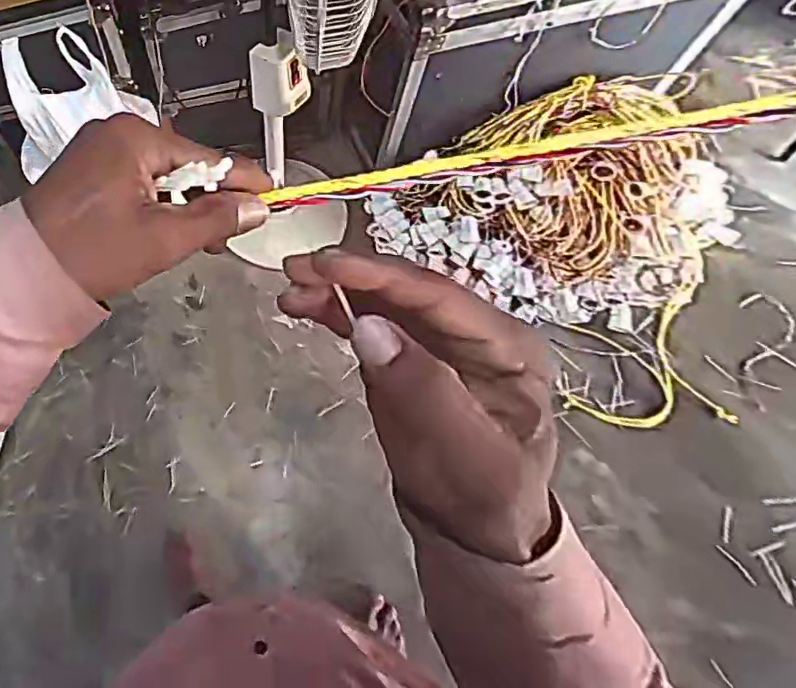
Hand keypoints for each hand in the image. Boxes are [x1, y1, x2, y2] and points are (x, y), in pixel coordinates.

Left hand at [22, 114, 271, 300]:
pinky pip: (135, 177)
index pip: (204, 157)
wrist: (25, 272)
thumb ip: (215, 218)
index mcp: (133, 137)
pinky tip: (164, 226)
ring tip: (196, 238)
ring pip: (160, 172)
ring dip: (181, 203)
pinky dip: (154, 200)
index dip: (240, 180)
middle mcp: (114, 131)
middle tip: (225, 233)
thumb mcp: (162, 238)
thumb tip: (254, 207)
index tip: (269, 192)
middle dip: (206, 198)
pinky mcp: (87, 167)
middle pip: (182, 162)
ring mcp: (97, 147)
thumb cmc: (90, 252)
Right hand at [278, 249, 557, 563]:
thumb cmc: (481, 497)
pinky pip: (366, 317)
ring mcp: (435, 338)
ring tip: (290, 291)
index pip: (435, 294)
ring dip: (333, 287)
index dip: (377, 274)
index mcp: (505, 344)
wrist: (472, 531)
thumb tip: (367, 326)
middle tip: (296, 271)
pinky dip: (333, 308)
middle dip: (348, 274)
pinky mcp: (404, 351)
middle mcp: (469, 330)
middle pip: (403, 288)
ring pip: (379, 297)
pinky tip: (304, 306)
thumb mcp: (465, 454)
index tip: (325, 264)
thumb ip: (422, 388)